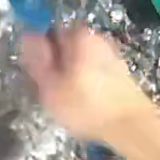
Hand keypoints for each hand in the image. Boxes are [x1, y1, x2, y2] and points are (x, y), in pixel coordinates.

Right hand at [21, 24, 157, 144]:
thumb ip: (37, 60)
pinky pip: (96, 76)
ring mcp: (113, 56)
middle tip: (53, 94)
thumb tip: (28, 38)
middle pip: (67, 48)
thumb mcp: (50, 87)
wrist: (131, 125)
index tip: (39, 77)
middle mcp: (98, 39)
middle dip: (59, 67)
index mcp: (79, 35)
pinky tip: (88, 106)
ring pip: (82, 64)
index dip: (41, 55)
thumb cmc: (86, 106)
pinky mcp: (123, 75)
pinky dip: (90, 87)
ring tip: (71, 104)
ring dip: (74, 79)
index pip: (50, 33)